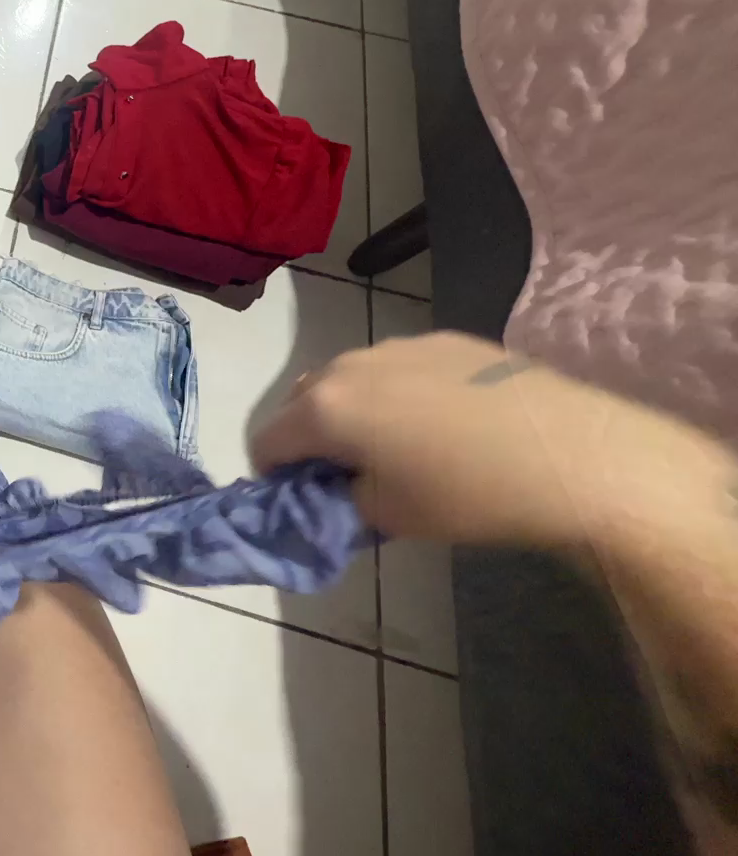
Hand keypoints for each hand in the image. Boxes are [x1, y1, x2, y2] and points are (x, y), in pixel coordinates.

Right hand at [251, 332, 732, 549]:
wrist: (589, 461)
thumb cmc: (474, 496)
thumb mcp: (386, 516)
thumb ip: (337, 496)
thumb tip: (333, 485)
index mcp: (321, 409)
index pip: (266, 441)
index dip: (274, 473)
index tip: (303, 494)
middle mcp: (346, 366)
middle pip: (301, 402)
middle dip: (312, 435)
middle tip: (352, 470)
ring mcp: (397, 346)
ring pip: (348, 378)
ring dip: (353, 408)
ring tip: (403, 440)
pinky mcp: (446, 340)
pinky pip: (396, 366)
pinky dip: (399, 390)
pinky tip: (446, 418)